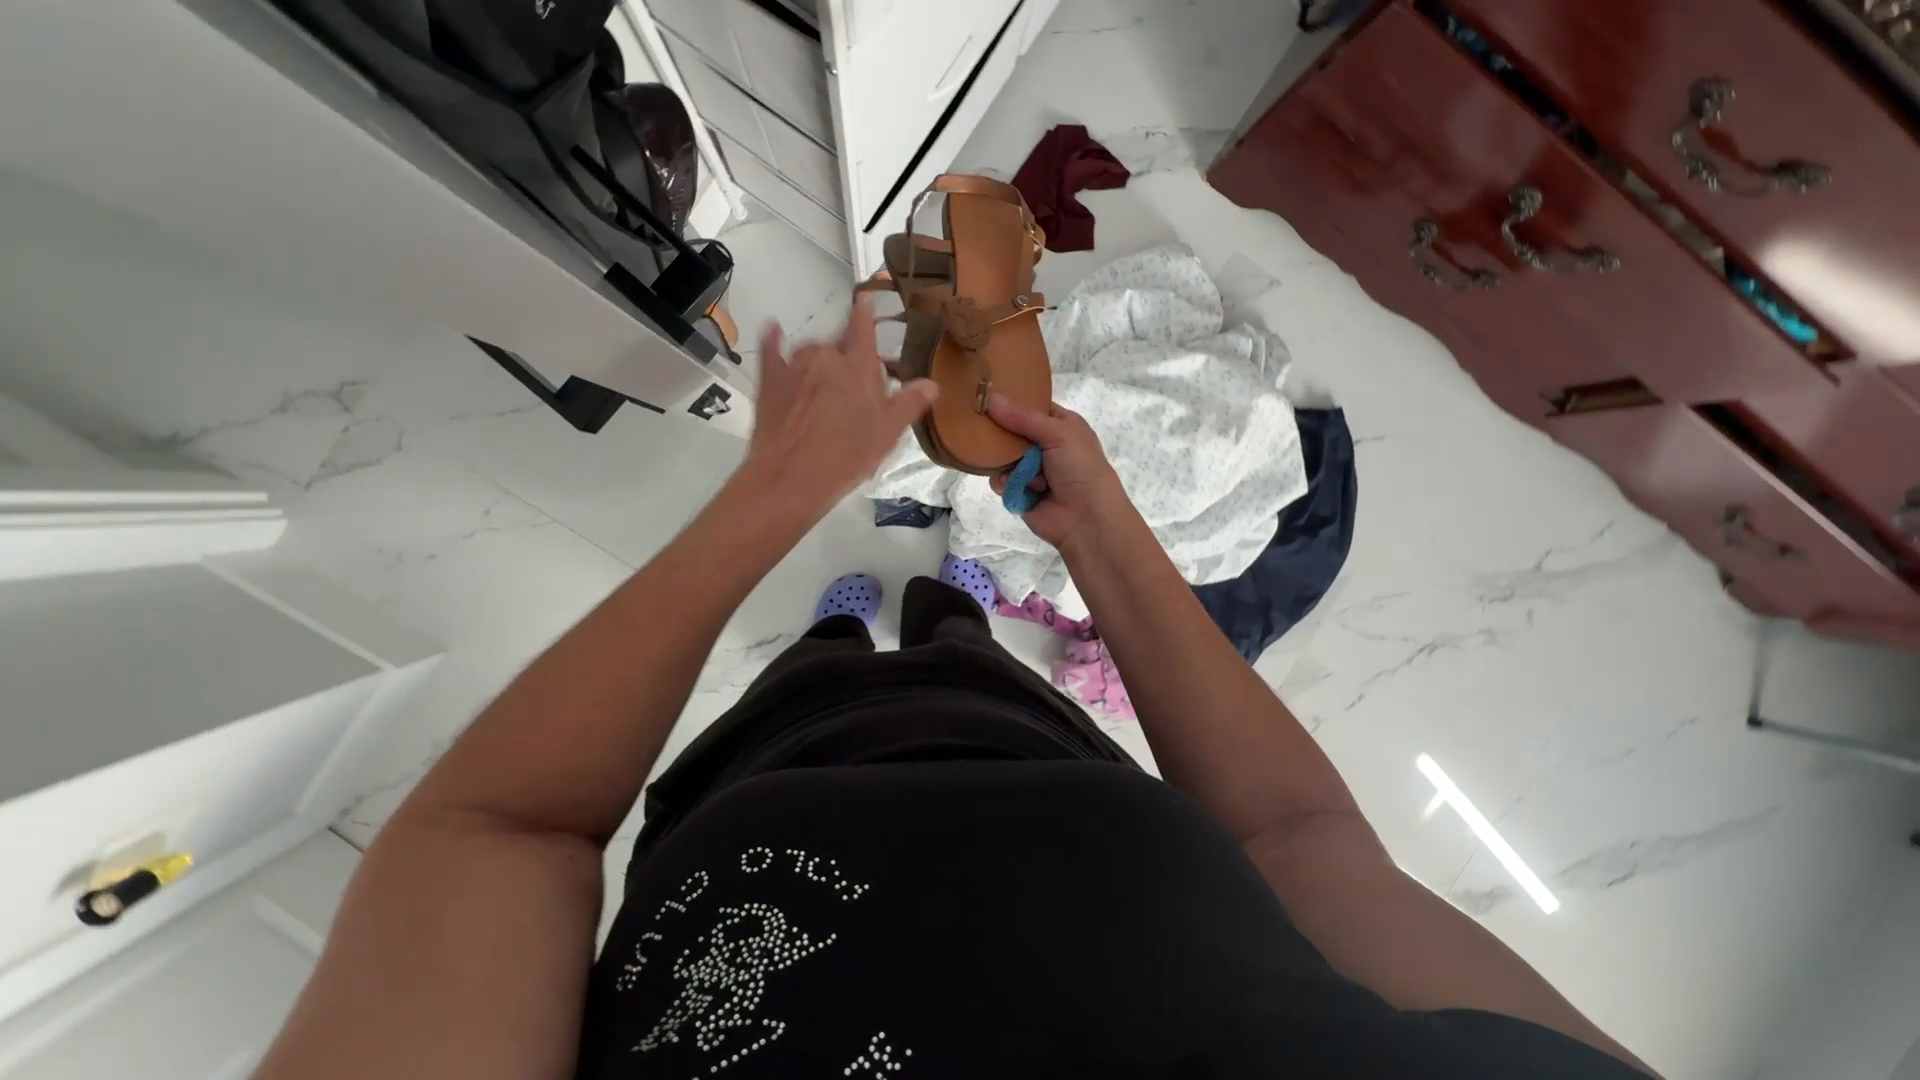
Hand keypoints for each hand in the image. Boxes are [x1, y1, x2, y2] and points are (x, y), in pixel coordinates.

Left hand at [738, 297, 937, 521]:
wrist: (790, 477)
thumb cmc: (846, 457)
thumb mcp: (886, 434)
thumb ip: (908, 404)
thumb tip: (931, 383)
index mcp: (858, 366)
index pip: (863, 327)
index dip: (866, 312)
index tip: (867, 299)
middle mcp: (825, 356)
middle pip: (838, 345)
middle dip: (846, 358)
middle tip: (852, 387)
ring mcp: (793, 365)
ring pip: (810, 351)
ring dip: (818, 361)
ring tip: (822, 388)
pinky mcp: (768, 380)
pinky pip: (771, 350)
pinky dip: (774, 341)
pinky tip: (774, 331)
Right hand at [987, 393, 1133, 552]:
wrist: (1086, 519)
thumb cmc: (1081, 468)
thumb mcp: (1058, 433)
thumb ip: (1023, 416)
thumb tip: (991, 398)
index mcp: (1062, 426)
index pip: (1033, 407)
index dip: (1013, 400)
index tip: (987, 392)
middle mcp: (1046, 446)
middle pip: (1013, 431)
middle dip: (1000, 431)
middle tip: (980, 424)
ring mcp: (1032, 470)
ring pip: (1003, 456)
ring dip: (1004, 461)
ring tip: (1011, 467)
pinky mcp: (1020, 492)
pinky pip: (1001, 480)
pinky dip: (1004, 482)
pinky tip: (1012, 487)